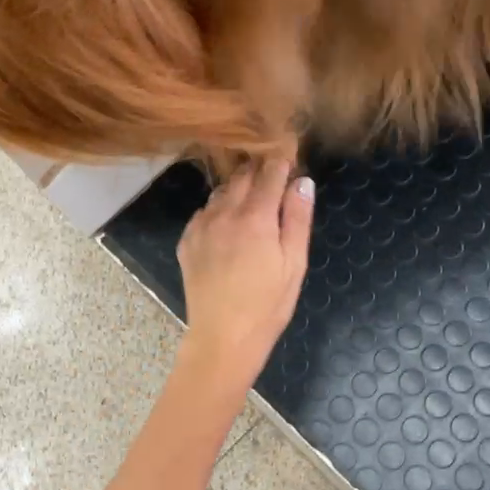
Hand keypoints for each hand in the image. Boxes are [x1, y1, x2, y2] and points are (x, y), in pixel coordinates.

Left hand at [176, 158, 313, 382]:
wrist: (223, 337)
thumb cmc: (268, 305)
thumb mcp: (294, 263)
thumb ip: (297, 218)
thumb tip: (302, 181)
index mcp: (255, 217)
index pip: (270, 172)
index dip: (282, 159)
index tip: (290, 152)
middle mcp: (224, 213)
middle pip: (242, 175)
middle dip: (259, 169)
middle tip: (273, 172)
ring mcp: (201, 226)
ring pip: (221, 192)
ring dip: (238, 188)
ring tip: (252, 199)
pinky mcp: (186, 242)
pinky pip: (204, 212)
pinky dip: (219, 209)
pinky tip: (229, 225)